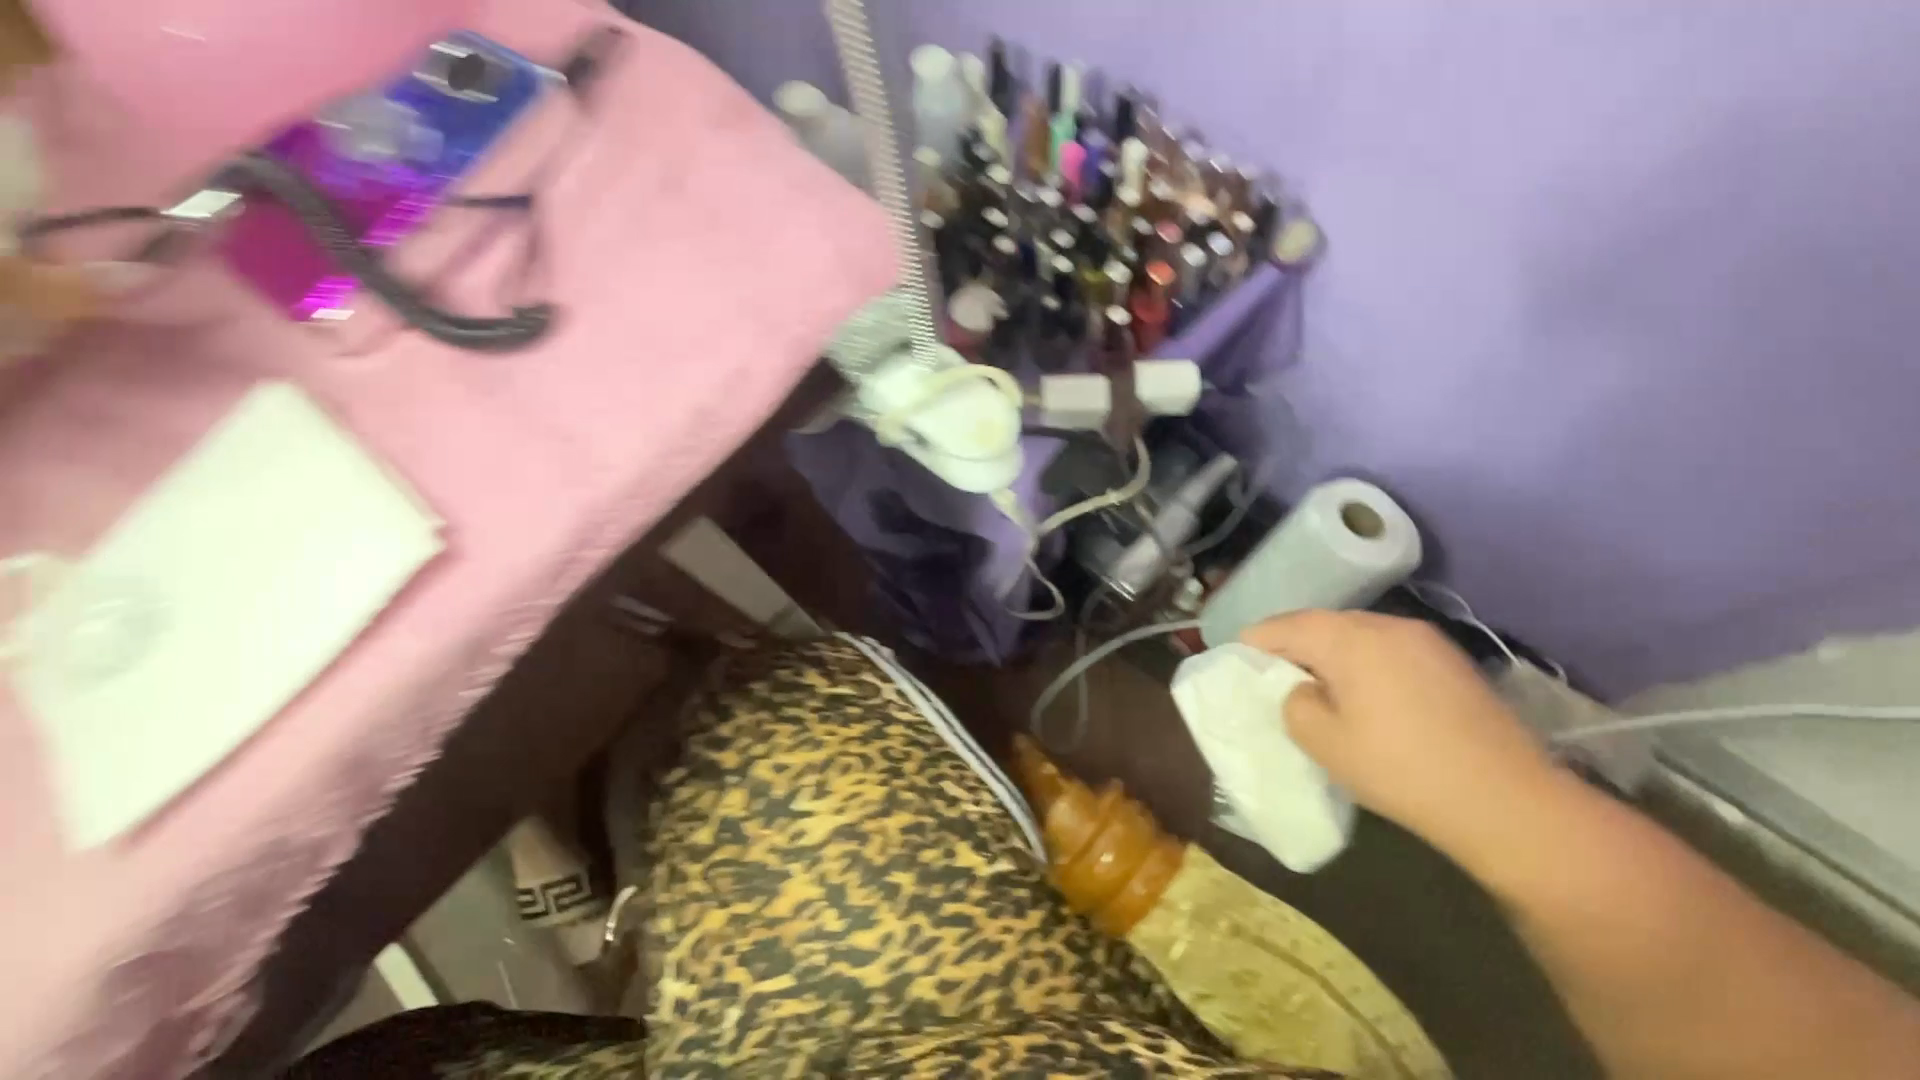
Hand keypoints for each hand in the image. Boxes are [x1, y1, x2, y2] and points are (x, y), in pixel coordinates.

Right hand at [1241, 610, 1562, 851]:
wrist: (1505, 799)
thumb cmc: (1400, 770)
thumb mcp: (1325, 744)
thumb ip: (1296, 705)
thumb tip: (1304, 690)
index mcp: (1350, 639)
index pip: (1287, 625)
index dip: (1257, 639)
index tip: (1237, 653)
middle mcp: (1387, 625)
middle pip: (1326, 624)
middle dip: (1295, 642)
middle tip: (1274, 671)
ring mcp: (1426, 641)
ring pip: (1362, 635)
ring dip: (1334, 652)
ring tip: (1319, 683)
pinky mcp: (1452, 662)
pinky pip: (1391, 649)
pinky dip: (1368, 662)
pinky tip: (1367, 693)